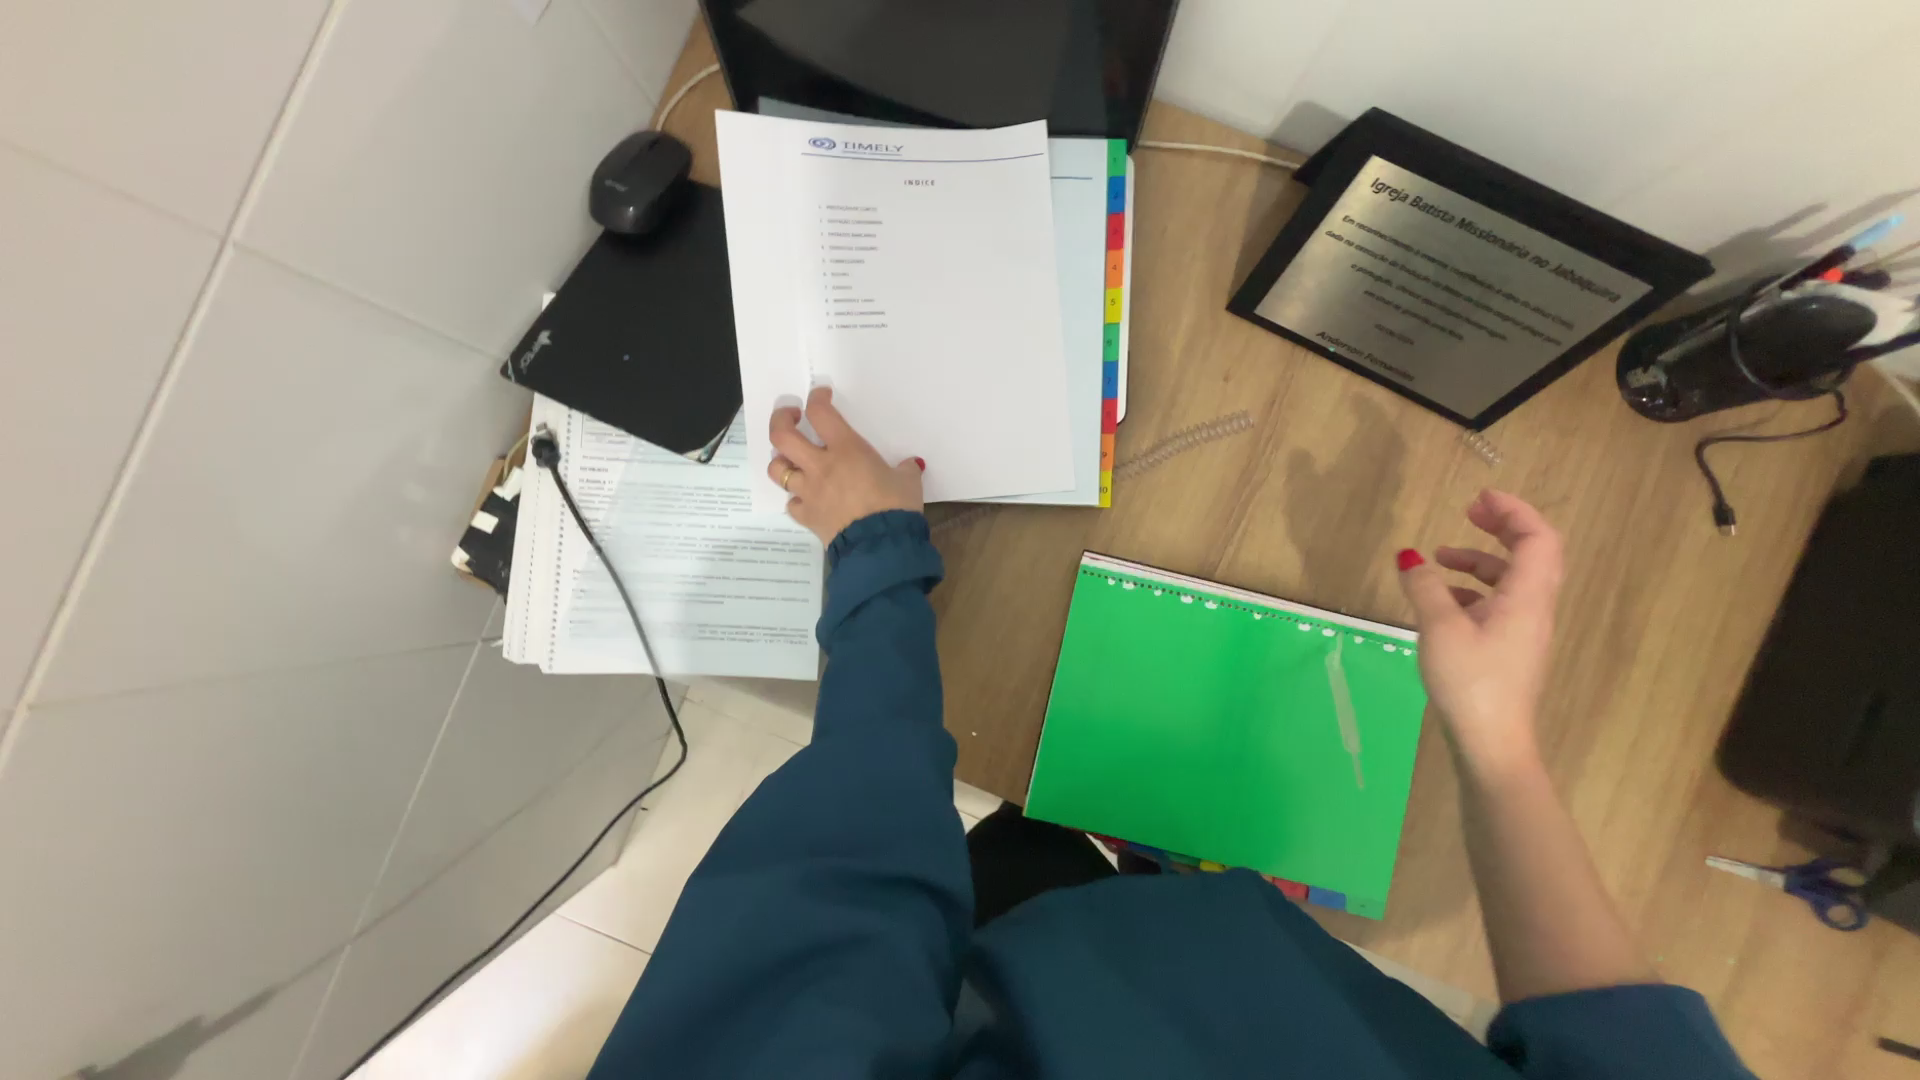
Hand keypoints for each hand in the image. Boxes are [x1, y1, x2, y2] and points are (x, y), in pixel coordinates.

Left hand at [767, 386, 924, 544]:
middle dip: (780, 420)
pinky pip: (792, 504)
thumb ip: (905, 469)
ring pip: (777, 469)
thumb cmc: (896, 505)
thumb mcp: (909, 481)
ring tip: (793, 460)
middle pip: (782, 436)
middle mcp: (820, 466)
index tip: (821, 396)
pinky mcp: (807, 517)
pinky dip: (796, 499)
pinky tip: (807, 499)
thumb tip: (910, 465)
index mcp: (846, 449)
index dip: (817, 399)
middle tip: (792, 417)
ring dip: (782, 462)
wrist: (881, 544)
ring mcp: (809, 492)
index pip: (820, 413)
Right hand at [1396, 490, 1563, 775]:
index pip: (1537, 539)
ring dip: (1480, 561)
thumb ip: (1424, 587)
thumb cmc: (1469, 680)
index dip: (1513, 512)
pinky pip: (1498, 604)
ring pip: (1511, 581)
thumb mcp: (1439, 627)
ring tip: (1438, 558)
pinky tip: (1441, 600)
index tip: (1478, 498)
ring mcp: (1523, 632)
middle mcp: (1533, 609)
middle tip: (1466, 513)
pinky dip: (1472, 590)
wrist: (1492, 742)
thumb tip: (1408, 556)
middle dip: (1501, 529)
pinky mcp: (1508, 650)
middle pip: (1531, 555)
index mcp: (1526, 598)